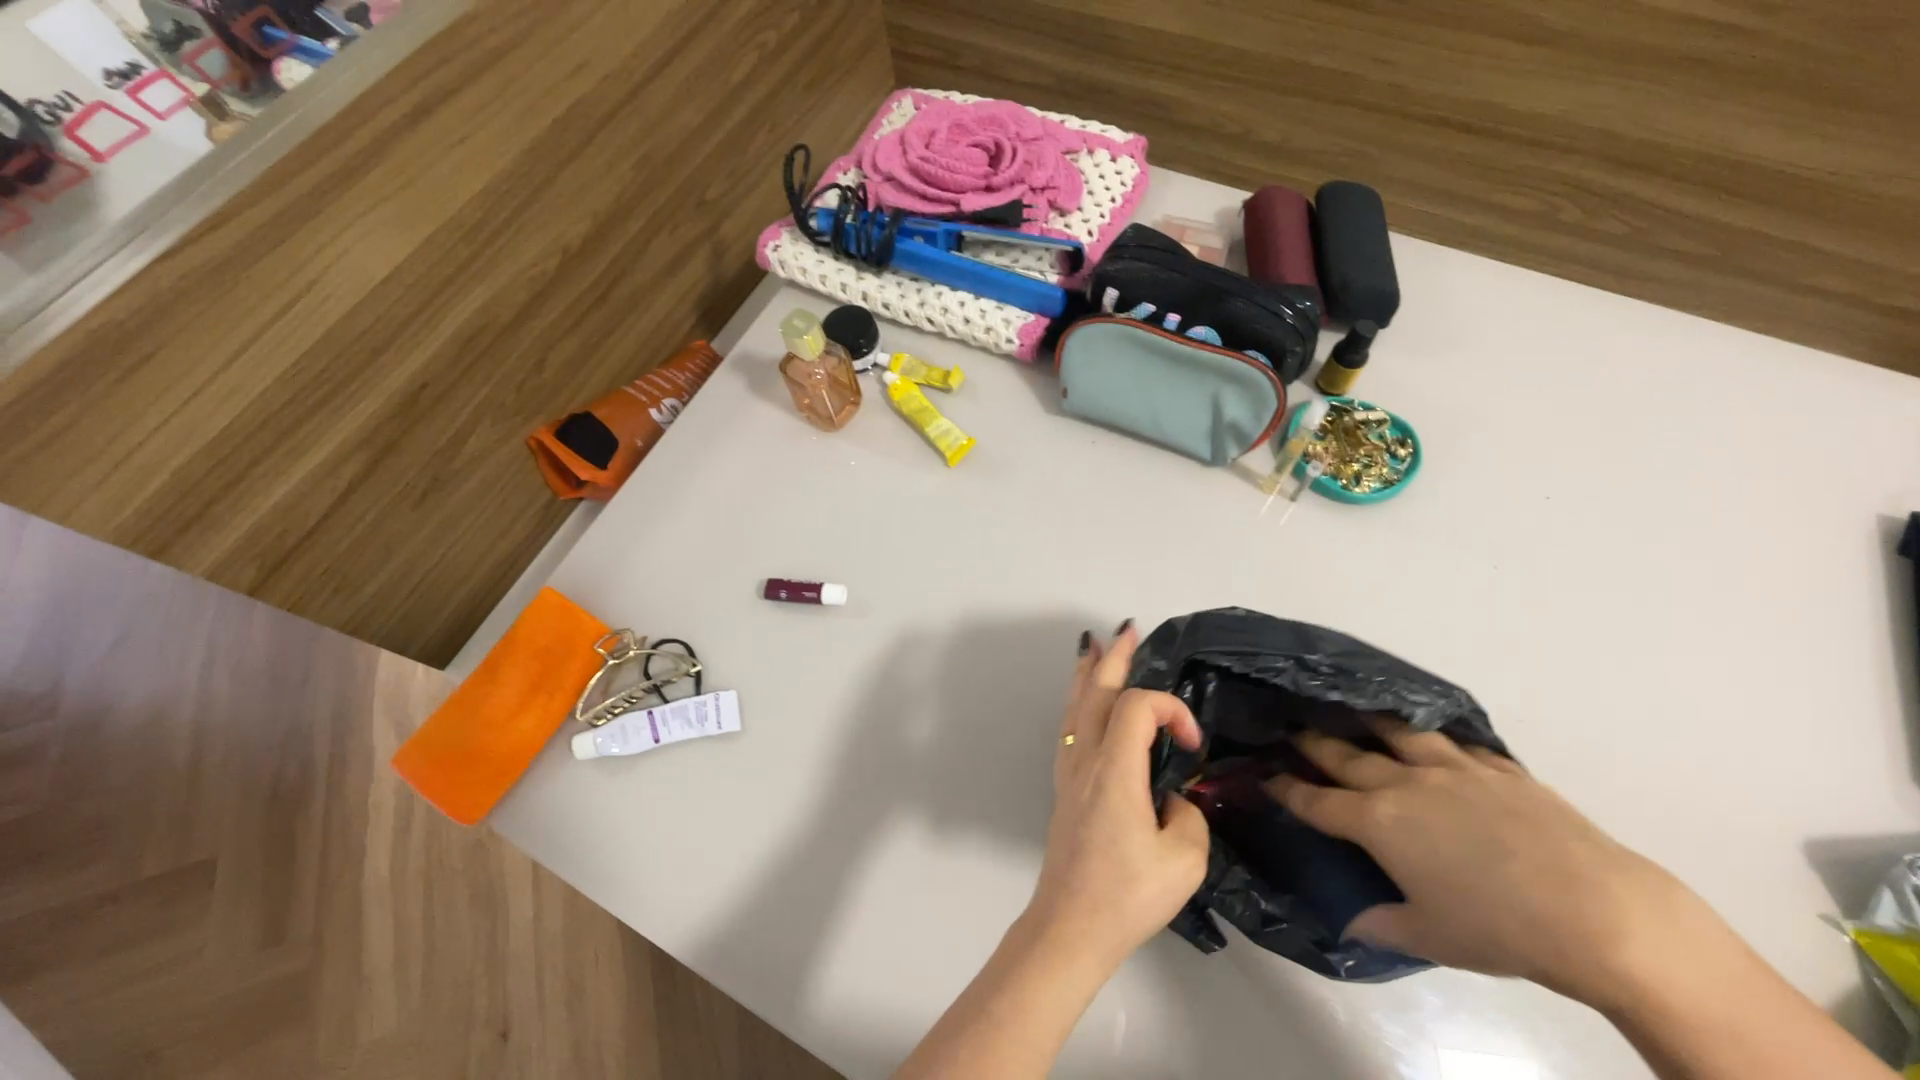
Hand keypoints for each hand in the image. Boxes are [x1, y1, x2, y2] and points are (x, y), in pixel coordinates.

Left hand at [1025, 623, 1209, 970]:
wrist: (1071, 925)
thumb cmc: (1128, 895)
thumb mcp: (1185, 859)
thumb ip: (1187, 814)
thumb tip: (1171, 798)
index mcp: (1115, 770)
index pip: (1139, 707)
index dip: (1172, 709)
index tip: (1193, 745)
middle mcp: (1086, 761)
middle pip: (1097, 694)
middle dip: (1115, 660)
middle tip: (1129, 631)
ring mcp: (1070, 773)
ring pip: (1076, 708)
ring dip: (1090, 675)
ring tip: (1095, 647)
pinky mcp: (1064, 789)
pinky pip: (1069, 729)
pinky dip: (1078, 703)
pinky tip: (1082, 702)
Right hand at [1267, 720, 1714, 1008]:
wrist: (1597, 911)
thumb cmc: (1499, 930)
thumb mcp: (1430, 937)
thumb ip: (1381, 923)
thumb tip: (1351, 923)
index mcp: (1379, 823)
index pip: (1316, 800)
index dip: (1286, 787)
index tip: (1264, 776)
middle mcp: (1408, 785)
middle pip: (1347, 755)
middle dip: (1314, 742)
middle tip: (1292, 729)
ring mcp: (1456, 770)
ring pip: (1399, 733)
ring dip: (1370, 721)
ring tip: (1353, 710)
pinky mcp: (1500, 770)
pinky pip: (1456, 744)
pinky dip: (1434, 739)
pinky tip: (1435, 741)